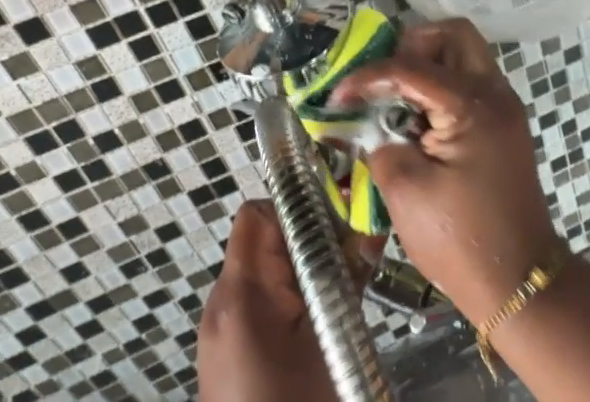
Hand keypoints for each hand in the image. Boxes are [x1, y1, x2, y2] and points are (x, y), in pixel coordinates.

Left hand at [197, 201, 334, 401]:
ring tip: (341, 283)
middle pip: (261, 241)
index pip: (257, 214)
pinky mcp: (224, 352)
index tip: (339, 219)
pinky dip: (287, 295)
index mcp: (241, 292)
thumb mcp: (331, 339)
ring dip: (301, 268)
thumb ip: (347, 278)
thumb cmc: (297, 400)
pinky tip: (318, 317)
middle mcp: (220, 302)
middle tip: (352, 250)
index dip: (297, 207)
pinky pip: (256, 301)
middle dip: (307, 238)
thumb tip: (371, 229)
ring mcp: (218, 329)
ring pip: (262, 271)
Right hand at [332, 19, 558, 321]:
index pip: (413, 66)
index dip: (369, 76)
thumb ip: (382, 145)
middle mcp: (496, 94)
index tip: (338, 95)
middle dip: (413, 47)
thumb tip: (376, 129)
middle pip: (454, 36)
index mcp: (473, 104)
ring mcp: (505, 110)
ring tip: (395, 102)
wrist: (516, 279)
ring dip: (428, 67)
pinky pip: (471, 86)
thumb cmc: (458, 237)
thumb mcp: (405, 191)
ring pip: (465, 57)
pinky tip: (415, 123)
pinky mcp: (503, 128)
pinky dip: (441, 90)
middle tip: (384, 80)